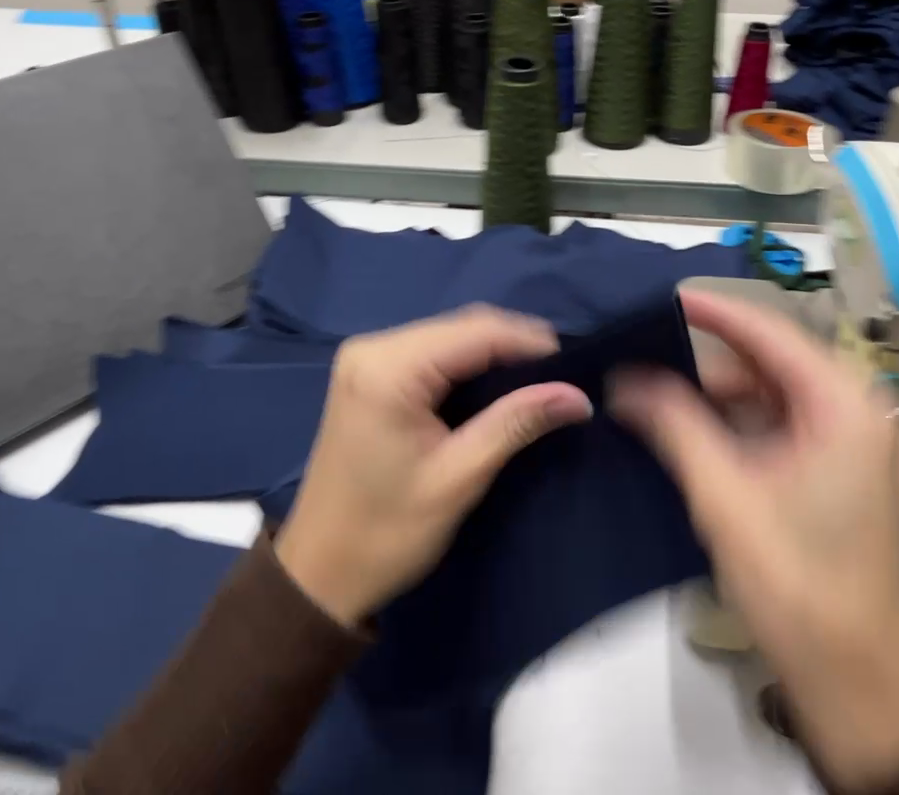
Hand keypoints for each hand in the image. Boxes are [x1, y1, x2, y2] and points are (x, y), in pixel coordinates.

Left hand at [276, 306, 593, 627]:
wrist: (319, 571)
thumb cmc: (386, 533)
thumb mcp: (458, 478)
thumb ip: (515, 424)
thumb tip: (578, 395)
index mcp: (387, 369)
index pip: (477, 332)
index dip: (531, 343)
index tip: (577, 368)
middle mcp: (372, 348)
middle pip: (462, 328)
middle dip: (515, 348)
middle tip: (563, 380)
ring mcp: (366, 358)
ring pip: (450, 337)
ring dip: (494, 356)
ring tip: (540, 385)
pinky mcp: (368, 374)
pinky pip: (431, 353)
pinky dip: (468, 366)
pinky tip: (496, 389)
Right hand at [608, 290, 898, 790]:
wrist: (851, 676)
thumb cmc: (794, 584)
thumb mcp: (723, 497)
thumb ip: (674, 426)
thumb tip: (625, 380)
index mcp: (846, 408)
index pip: (772, 333)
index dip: (715, 312)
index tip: (665, 298)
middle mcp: (863, 413)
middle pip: (776, 363)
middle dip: (712, 363)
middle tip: (649, 360)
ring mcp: (861, 445)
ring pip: (780, 396)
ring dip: (725, 398)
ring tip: (663, 399)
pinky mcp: (850, 473)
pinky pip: (790, 426)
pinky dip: (746, 426)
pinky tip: (700, 435)